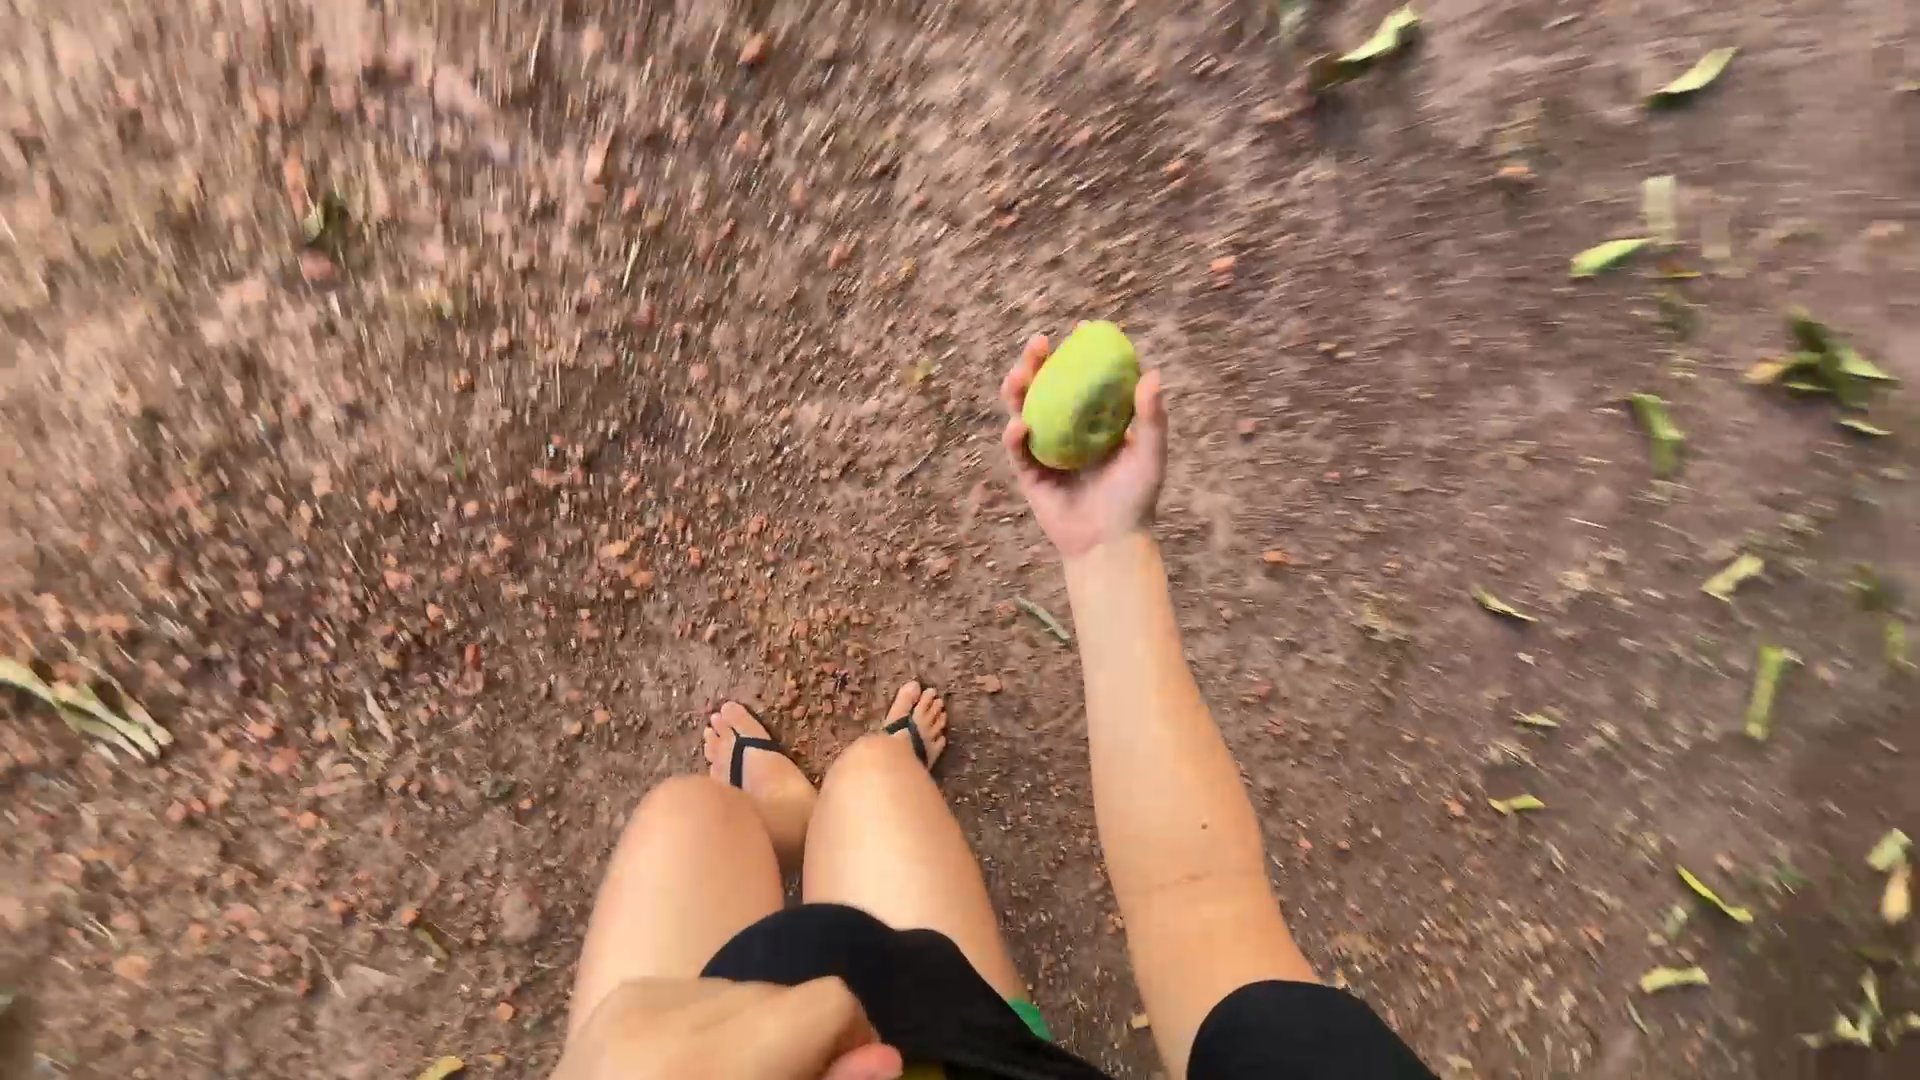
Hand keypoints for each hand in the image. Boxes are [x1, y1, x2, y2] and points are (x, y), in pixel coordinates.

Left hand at [553, 977, 903, 1079]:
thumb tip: (887, 1058)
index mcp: (699, 1068)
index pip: (826, 1001)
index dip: (849, 1041)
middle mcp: (665, 1017)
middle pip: (787, 997)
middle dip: (795, 1046)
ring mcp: (635, 1000)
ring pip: (747, 993)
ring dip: (753, 1037)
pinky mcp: (619, 997)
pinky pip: (702, 993)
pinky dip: (712, 1032)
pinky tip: (686, 1078)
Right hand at [1000, 332, 1167, 560]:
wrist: (1110, 542)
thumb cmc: (1135, 499)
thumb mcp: (1149, 455)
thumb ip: (1151, 418)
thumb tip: (1151, 373)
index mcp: (1095, 422)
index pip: (1083, 379)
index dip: (1079, 353)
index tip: (1081, 328)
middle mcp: (1067, 431)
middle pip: (1046, 389)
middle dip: (1037, 364)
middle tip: (1038, 343)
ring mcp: (1046, 450)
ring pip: (1024, 412)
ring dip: (1016, 391)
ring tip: (1018, 375)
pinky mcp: (1030, 474)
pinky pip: (1018, 450)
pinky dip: (1015, 436)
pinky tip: (1020, 424)